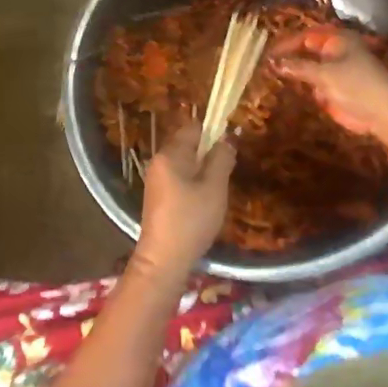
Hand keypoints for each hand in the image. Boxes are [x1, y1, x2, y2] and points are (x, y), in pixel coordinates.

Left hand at [132, 118, 235, 278]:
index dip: (213, 130)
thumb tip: (227, 138)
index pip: (192, 127)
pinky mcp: (157, 195)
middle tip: (228, 167)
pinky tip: (204, 199)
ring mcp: (155, 178)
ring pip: (184, 162)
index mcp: (170, 154)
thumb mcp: (214, 188)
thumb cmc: (191, 220)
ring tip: (219, 185)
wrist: (164, 259)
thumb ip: (221, 159)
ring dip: (202, 168)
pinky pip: (178, 177)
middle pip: (187, 144)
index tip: (231, 144)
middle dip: (209, 151)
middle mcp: (159, 161)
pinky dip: (193, 181)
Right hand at [271, 27, 387, 136]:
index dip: (287, 44)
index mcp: (338, 40)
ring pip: (311, 67)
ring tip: (273, 78)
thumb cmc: (356, 86)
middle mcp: (338, 51)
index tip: (269, 55)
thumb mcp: (323, 74)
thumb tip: (273, 63)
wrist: (384, 114)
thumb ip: (297, 67)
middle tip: (268, 65)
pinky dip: (304, 87)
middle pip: (308, 50)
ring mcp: (339, 71)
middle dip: (289, 57)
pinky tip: (290, 91)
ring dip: (295, 72)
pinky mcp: (339, 89)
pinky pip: (316, 84)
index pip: (306, 36)